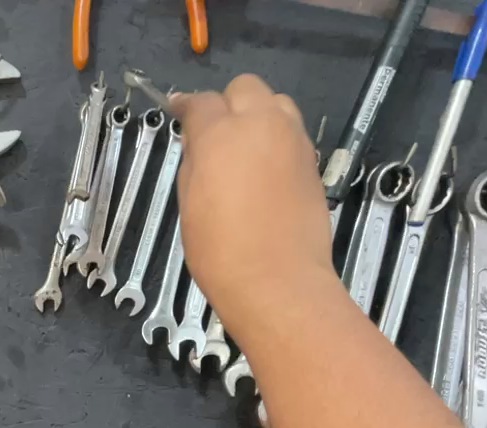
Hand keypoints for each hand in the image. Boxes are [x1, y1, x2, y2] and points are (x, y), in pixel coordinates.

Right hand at [172, 76, 340, 328]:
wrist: (275, 279)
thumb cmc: (219, 251)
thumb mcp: (189, 207)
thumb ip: (194, 166)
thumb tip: (199, 148)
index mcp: (220, 136)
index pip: (200, 103)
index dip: (185, 106)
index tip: (176, 112)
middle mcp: (260, 124)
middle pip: (244, 88)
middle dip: (226, 104)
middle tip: (212, 135)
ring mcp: (292, 138)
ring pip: (274, 103)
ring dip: (255, 116)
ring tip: (242, 150)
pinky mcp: (310, 158)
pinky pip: (290, 131)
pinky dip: (273, 139)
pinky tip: (262, 171)